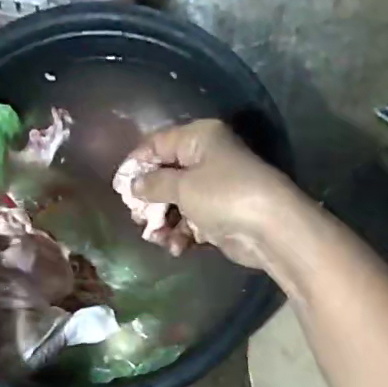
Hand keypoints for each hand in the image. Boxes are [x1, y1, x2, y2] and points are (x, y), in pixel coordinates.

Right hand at [126, 119, 314, 269]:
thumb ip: (153, 184)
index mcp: (199, 138)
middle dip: (149, 200)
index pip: (158, 144)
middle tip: (137, 217)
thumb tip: (133, 185)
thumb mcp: (182, 186)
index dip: (136, 164)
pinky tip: (176, 248)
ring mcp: (213, 190)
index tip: (119, 187)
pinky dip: (181, 235)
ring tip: (157, 238)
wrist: (268, 228)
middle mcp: (206, 159)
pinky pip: (190, 223)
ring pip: (176, 203)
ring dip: (163, 223)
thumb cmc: (223, 195)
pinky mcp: (218, 217)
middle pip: (165, 176)